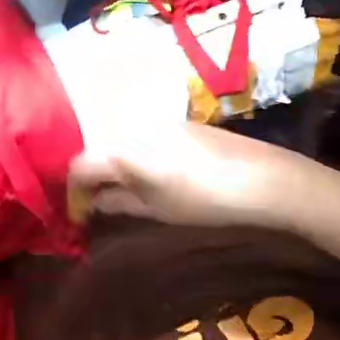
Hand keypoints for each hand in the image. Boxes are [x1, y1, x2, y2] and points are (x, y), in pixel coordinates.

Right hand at [68, 122, 322, 232]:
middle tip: (94, 206)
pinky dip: (131, 157)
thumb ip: (119, 202)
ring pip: (118, 142)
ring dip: (111, 167)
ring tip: (119, 193)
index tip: (78, 217)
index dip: (73, 193)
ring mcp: (158, 122)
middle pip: (96, 150)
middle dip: (90, 178)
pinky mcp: (178, 123)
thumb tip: (94, 203)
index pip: (80, 165)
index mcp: (126, 150)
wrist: (266, 179)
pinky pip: (140, 137)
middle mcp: (135, 128)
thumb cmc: (207, 202)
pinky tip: (146, 176)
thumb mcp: (158, 209)